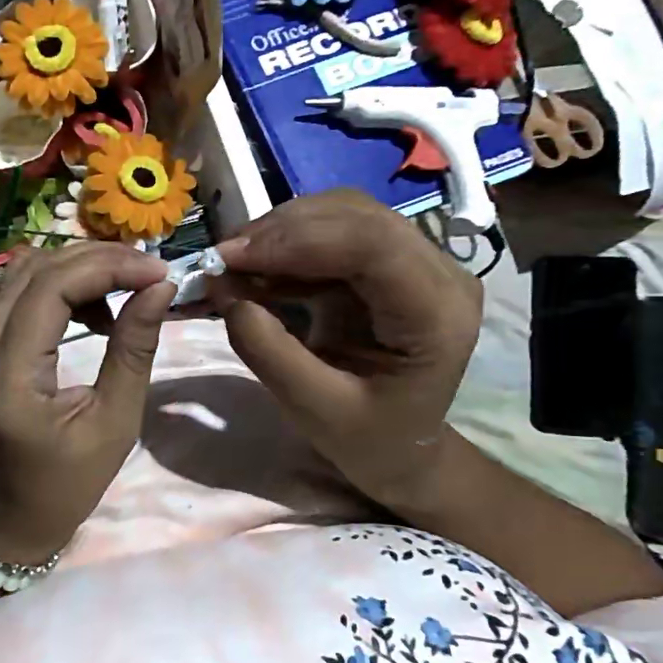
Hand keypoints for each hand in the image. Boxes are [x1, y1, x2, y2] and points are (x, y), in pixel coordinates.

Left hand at [0, 242, 174, 558]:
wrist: (17, 514)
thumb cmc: (71, 481)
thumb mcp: (116, 421)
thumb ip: (134, 349)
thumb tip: (161, 288)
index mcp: (9, 378)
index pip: (51, 290)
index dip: (107, 268)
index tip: (158, 271)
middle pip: (33, 271)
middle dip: (97, 260)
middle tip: (148, 271)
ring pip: (23, 275)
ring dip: (78, 268)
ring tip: (126, 285)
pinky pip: (18, 295)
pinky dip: (61, 286)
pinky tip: (95, 308)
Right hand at [207, 190, 482, 508]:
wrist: (402, 448)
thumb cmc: (370, 439)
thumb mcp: (316, 411)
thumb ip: (271, 354)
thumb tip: (225, 293)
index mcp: (438, 315)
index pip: (373, 246)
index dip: (298, 239)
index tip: (232, 256)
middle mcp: (441, 274)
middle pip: (357, 218)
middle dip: (282, 231)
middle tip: (222, 259)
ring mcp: (419, 261)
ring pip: (344, 214)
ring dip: (282, 232)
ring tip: (234, 264)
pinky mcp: (391, 261)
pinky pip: (335, 231)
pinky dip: (289, 243)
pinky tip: (256, 266)